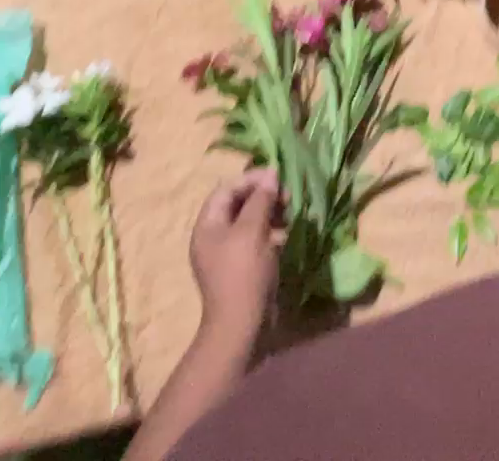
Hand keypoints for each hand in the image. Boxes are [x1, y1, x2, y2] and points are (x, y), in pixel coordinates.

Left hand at [189, 169, 282, 346]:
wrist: (241, 326)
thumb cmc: (243, 273)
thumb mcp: (252, 231)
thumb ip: (260, 200)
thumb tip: (270, 173)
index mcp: (207, 225)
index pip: (227, 189)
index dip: (251, 179)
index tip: (277, 176)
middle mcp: (213, 236)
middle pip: (237, 204)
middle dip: (263, 195)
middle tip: (288, 196)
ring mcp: (226, 253)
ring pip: (248, 221)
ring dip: (270, 213)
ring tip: (291, 213)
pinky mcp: (241, 267)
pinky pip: (255, 240)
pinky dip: (271, 232)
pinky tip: (288, 234)